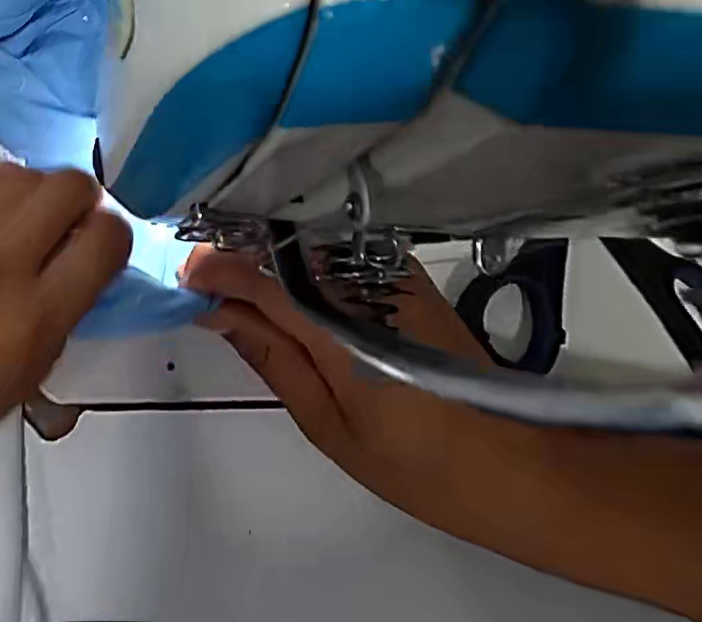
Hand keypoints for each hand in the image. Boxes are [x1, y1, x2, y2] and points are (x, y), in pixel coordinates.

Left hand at [0, 164, 129, 540]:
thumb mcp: (24, 380)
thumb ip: (64, 315)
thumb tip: (82, 264)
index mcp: (35, 317)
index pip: (107, 238)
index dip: (116, 235)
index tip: (102, 246)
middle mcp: (3, 263)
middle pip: (72, 187)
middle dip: (86, 201)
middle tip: (71, 226)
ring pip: (30, 174)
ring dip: (43, 193)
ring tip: (29, 221)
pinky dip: (4, 187)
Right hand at [181, 250, 547, 539]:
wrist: (518, 458)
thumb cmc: (422, 462)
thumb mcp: (327, 422)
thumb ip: (269, 355)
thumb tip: (218, 314)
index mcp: (340, 326)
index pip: (259, 276)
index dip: (212, 269)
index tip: (182, 279)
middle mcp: (363, 281)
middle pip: (277, 246)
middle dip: (229, 255)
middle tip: (198, 281)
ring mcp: (385, 268)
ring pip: (301, 240)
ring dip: (259, 253)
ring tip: (231, 279)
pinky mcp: (399, 267)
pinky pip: (329, 247)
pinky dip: (293, 257)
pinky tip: (279, 278)